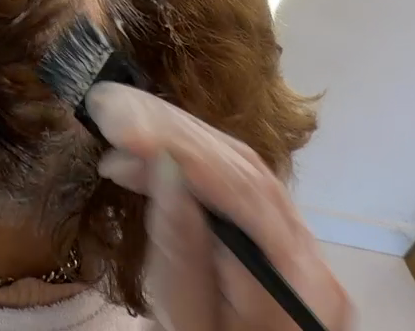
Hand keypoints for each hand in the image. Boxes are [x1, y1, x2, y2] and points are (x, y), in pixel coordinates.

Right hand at [88, 84, 351, 329]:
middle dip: (167, 127)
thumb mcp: (190, 323)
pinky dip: (182, 155)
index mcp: (294, 282)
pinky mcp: (276, 234)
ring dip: (170, 133)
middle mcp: (308, 252)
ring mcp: (297, 241)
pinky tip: (139, 153)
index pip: (240, 189)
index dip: (177, 147)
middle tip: (105, 105)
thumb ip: (181, 251)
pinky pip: (231, 178)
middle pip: (240, 165)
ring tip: (112, 121)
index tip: (118, 126)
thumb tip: (159, 165)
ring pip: (236, 162)